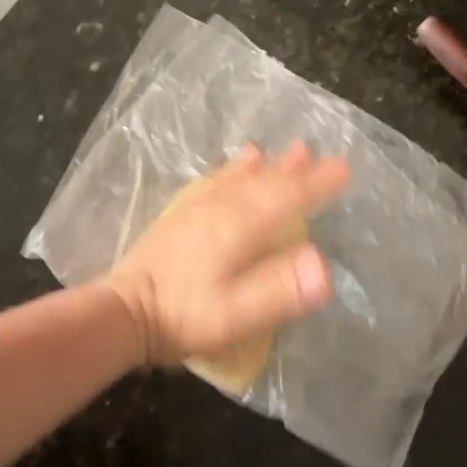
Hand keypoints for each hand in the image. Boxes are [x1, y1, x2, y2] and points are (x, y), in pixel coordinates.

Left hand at [105, 143, 349, 366]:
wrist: (122, 313)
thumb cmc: (183, 316)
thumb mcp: (236, 314)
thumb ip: (279, 290)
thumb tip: (325, 266)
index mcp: (240, 226)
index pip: (287, 199)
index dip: (317, 184)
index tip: (344, 168)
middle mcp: (222, 207)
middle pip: (266, 183)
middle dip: (297, 170)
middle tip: (324, 155)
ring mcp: (199, 208)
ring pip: (243, 178)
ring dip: (271, 165)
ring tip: (293, 150)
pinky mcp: (182, 215)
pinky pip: (218, 180)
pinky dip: (236, 168)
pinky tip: (240, 162)